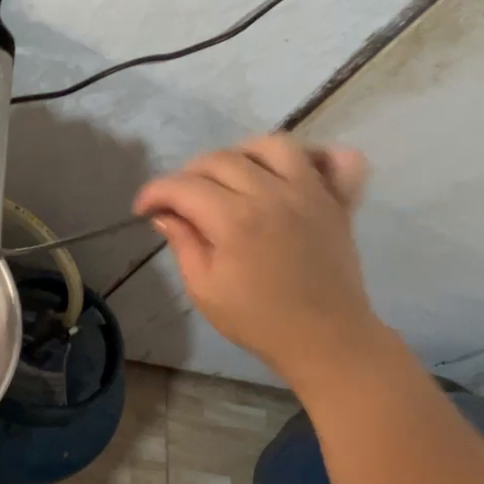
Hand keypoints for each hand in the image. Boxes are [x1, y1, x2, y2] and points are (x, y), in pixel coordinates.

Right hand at [134, 133, 382, 381]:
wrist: (324, 337)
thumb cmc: (256, 319)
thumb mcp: (203, 288)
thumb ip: (184, 243)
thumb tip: (165, 214)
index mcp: (235, 220)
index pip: (183, 187)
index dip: (154, 193)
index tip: (143, 210)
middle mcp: (273, 194)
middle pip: (222, 159)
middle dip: (189, 175)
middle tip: (178, 201)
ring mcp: (312, 193)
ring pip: (274, 145)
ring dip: (242, 154)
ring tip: (230, 178)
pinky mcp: (340, 201)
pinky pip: (338, 159)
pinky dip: (315, 156)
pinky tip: (293, 174)